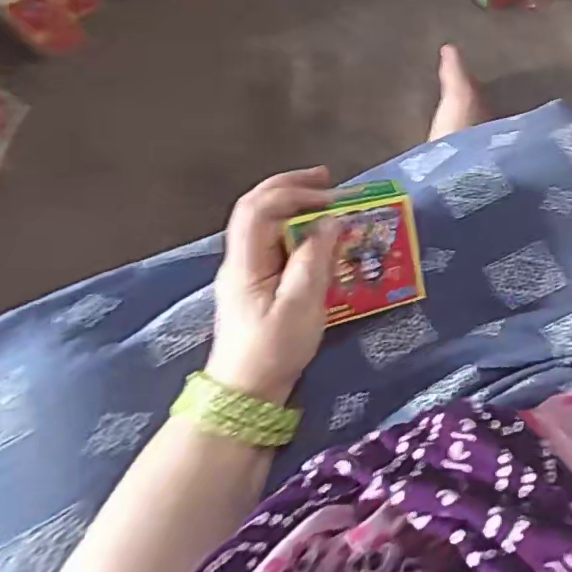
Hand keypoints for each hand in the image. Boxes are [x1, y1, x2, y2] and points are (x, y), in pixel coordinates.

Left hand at [206, 168, 342, 406]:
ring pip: (265, 223)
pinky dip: (296, 228)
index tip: (331, 196)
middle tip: (327, 180)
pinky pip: (274, 243)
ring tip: (326, 200)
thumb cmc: (274, 349)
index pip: (259, 208)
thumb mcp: (302, 305)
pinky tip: (316, 234)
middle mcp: (241, 259)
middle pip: (257, 207)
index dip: (294, 193)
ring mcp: (246, 271)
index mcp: (245, 262)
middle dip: (291, 187)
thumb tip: (331, 222)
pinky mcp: (257, 284)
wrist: (246, 392)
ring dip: (293, 205)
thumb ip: (315, 259)